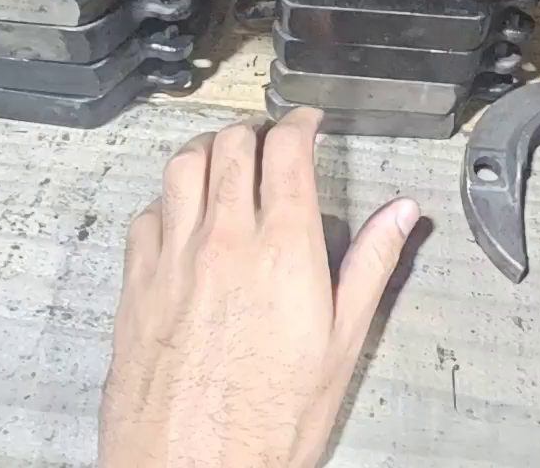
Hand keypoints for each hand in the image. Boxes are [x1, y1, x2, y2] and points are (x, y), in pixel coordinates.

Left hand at [100, 110, 420, 467]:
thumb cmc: (272, 419)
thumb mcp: (343, 342)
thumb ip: (373, 263)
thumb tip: (402, 212)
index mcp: (283, 246)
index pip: (286, 149)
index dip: (299, 121)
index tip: (307, 120)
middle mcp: (225, 239)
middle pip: (232, 145)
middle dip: (256, 129)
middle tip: (271, 139)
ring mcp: (174, 260)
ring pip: (182, 166)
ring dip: (208, 148)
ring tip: (225, 157)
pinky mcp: (137, 287)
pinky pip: (145, 216)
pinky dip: (167, 199)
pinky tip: (182, 216)